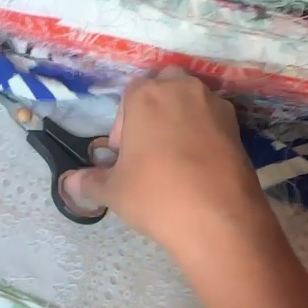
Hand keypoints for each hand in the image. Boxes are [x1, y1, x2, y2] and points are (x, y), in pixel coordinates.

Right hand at [62, 68, 277, 263]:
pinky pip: (212, 122)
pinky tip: (198, 169)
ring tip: (174, 161)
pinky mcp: (237, 127)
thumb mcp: (113, 192)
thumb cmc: (155, 196)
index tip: (124, 155)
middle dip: (154, 111)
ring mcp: (214, 106)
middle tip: (148, 151)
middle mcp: (182, 90)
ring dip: (180, 121)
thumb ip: (90, 182)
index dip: (123, 125)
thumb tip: (70, 183)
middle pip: (164, 88)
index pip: (129, 95)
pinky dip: (204, 136)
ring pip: (191, 103)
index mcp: (146, 96)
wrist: (216, 218)